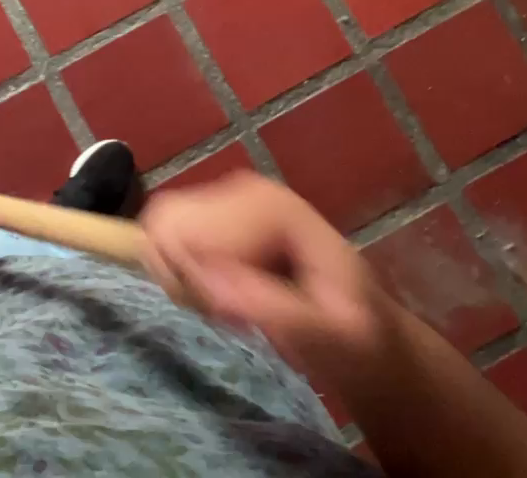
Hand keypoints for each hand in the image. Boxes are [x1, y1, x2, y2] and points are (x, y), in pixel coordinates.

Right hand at [140, 173, 396, 374]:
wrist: (366, 331)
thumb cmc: (355, 338)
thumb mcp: (328, 336)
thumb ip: (272, 308)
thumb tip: (210, 283)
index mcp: (270, 206)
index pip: (184, 225)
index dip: (190, 277)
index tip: (226, 316)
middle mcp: (242, 188)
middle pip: (167, 221)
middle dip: (183, 275)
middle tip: (223, 311)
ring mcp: (225, 196)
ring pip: (160, 229)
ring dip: (181, 277)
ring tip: (224, 304)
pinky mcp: (213, 212)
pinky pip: (165, 236)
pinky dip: (181, 273)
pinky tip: (218, 292)